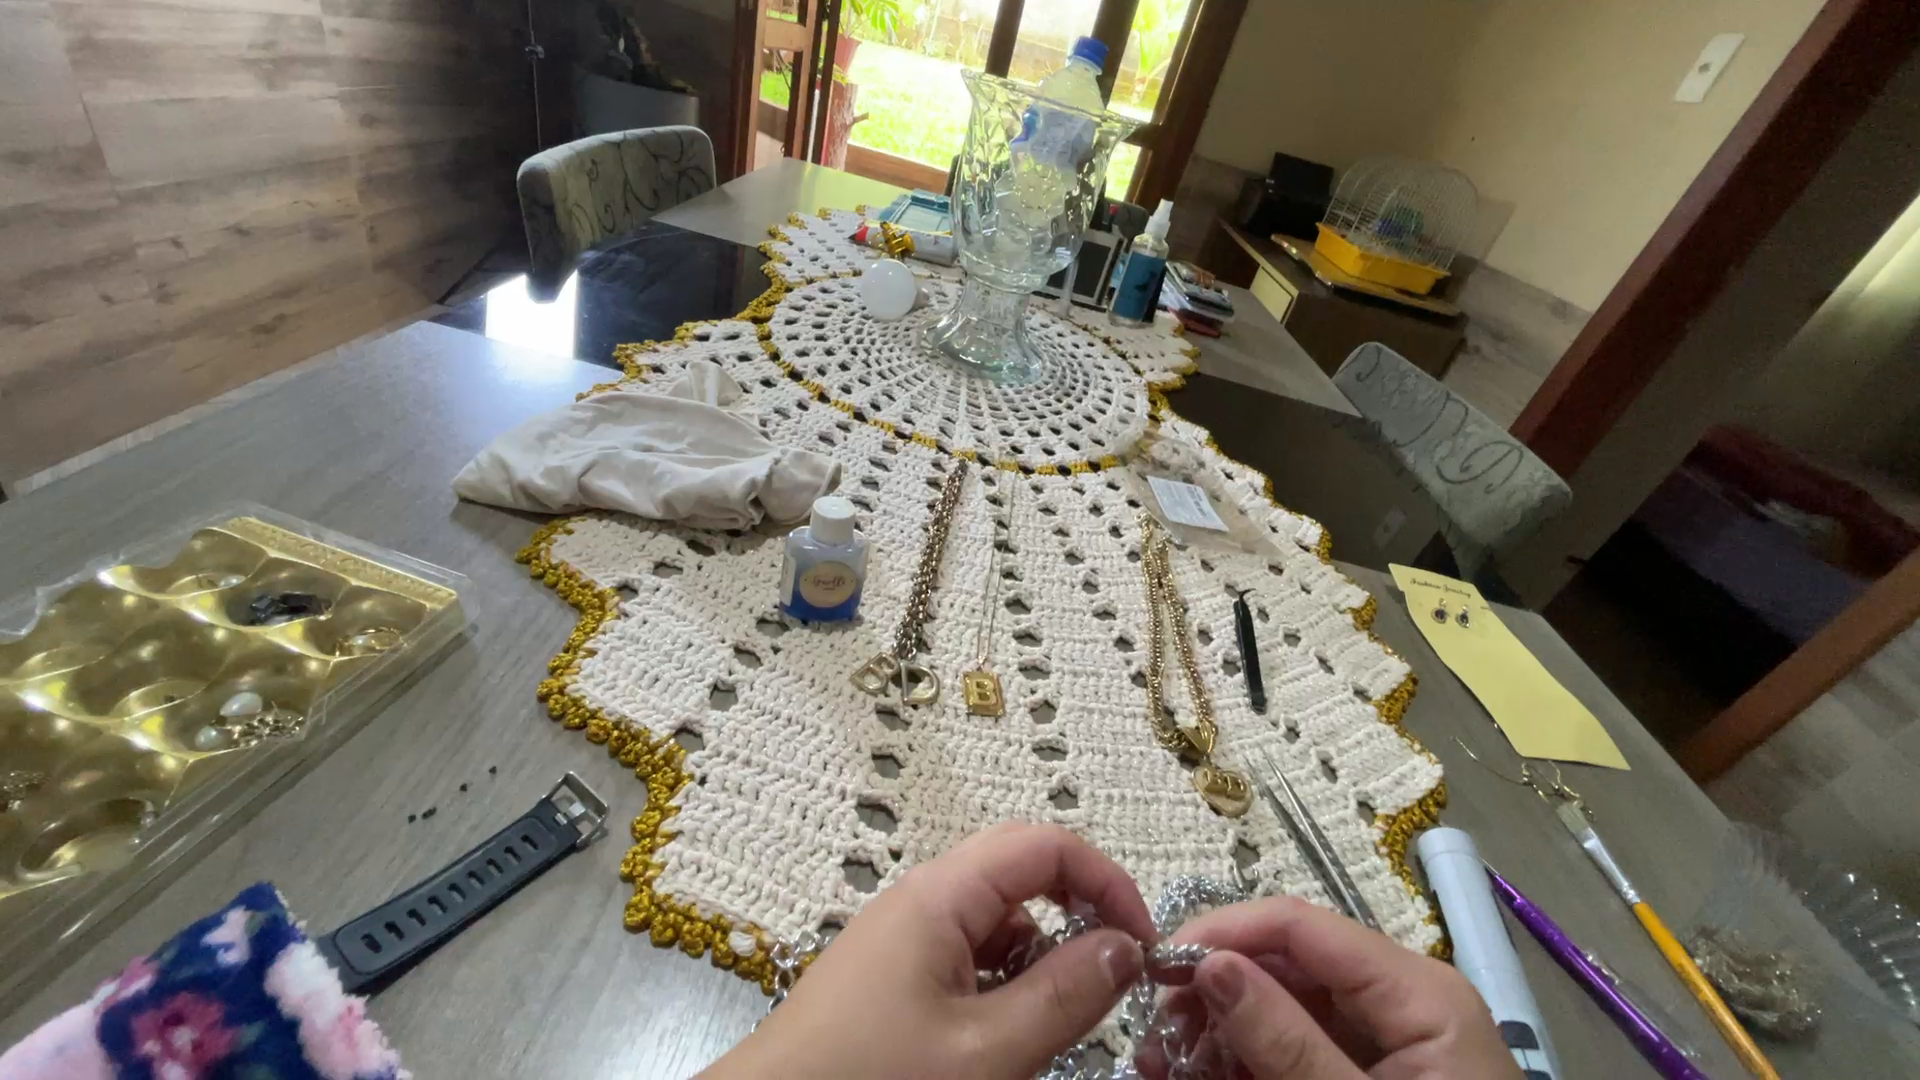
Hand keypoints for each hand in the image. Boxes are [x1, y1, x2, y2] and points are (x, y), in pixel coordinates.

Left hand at [701, 823, 1155, 1079]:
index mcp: (942, 892)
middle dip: (1077, 911)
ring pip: (997, 917)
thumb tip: (1127, 947)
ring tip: (1062, 1016)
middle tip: (1114, 975)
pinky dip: (1006, 979)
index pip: (1042, 843)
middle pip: (1020, 872)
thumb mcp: (985, 1053)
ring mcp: (907, 933)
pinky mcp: (896, 970)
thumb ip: (1065, 996)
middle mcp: (924, 896)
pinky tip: (1012, 1028)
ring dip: (1042, 952)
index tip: (1142, 942)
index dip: (1103, 879)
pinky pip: (969, 953)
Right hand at [1139, 897, 1519, 1078]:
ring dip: (1217, 1031)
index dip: (1222, 931)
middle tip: (1156, 1033)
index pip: (1297, 924)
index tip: (1158, 968)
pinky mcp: (1367, 1072)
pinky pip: (1292, 1046)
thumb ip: (1287, 1044)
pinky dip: (1244, 1060)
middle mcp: (1397, 997)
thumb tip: (1208, 963)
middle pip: (1282, 962)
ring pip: (1277, 1004)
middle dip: (1213, 991)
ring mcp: (1382, 1037)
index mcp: (1415, 991)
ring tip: (1164, 1064)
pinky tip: (1202, 1075)